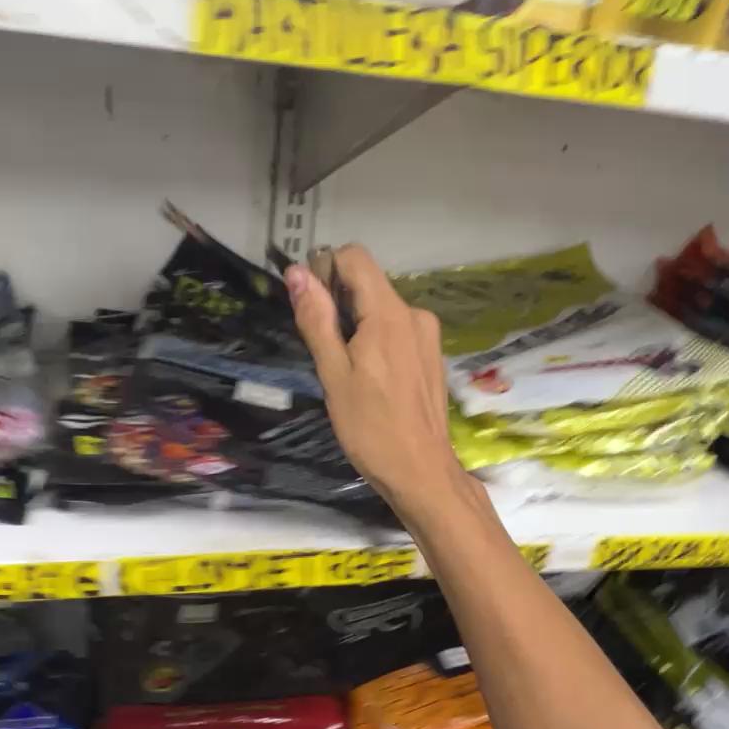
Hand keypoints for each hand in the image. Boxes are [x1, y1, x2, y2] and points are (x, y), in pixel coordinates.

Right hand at [286, 245, 476, 516]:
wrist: (421, 471)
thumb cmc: (371, 428)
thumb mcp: (333, 374)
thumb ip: (317, 320)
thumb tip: (297, 273)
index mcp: (389, 313)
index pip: (355, 257)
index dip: (326, 270)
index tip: (312, 307)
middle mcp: (414, 314)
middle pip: (369, 284)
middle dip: (340, 305)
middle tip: (327, 353)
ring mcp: (427, 335)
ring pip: (382, 310)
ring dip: (358, 328)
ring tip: (349, 374)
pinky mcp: (432, 355)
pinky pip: (397, 331)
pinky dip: (378, 343)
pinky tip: (372, 382)